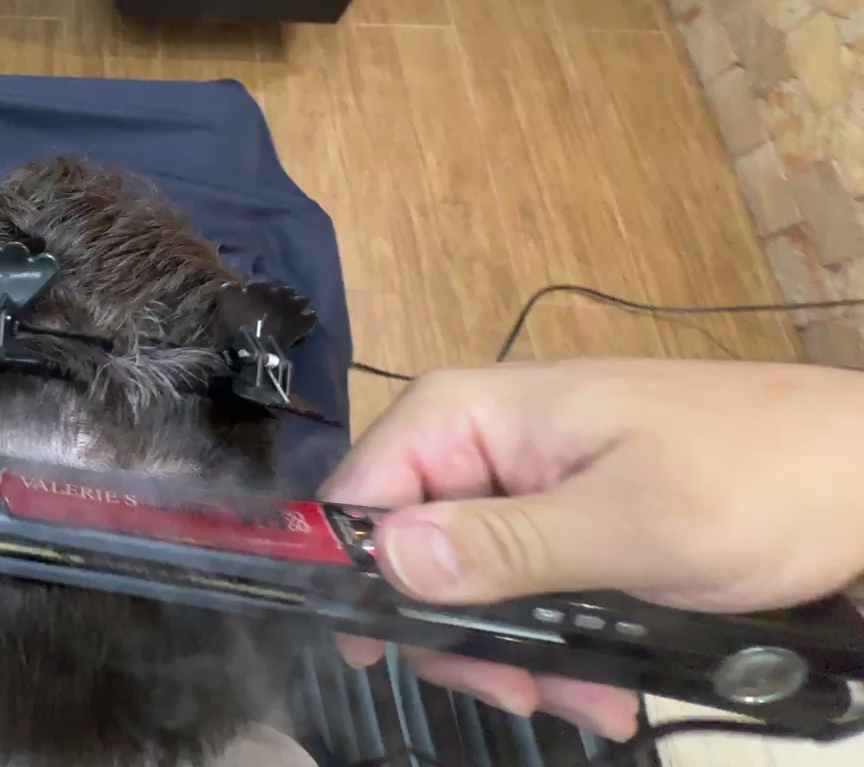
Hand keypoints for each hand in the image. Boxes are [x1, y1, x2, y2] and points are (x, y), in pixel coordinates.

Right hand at [321, 359, 863, 739]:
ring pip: (454, 569)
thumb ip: (511, 543)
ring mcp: (503, 476)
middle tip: (511, 692)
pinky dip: (541, 635)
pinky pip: (506, 576)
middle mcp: (461, 441)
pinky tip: (595, 679)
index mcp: (455, 416)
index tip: (381, 651)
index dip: (354, 568)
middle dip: (450, 625)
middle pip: (403, 540)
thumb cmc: (760, 479)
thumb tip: (390, 559)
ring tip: (577, 698)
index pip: (359, 490)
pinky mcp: (542, 511)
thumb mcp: (640, 524)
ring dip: (504, 644)